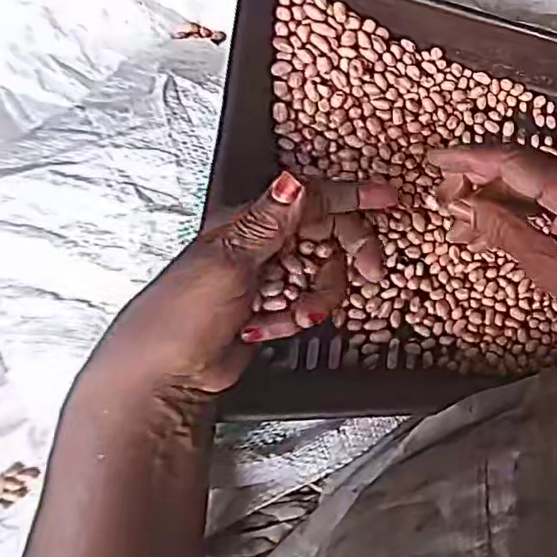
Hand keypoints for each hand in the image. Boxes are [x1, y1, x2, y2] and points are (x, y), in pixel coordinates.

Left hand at [85, 170, 396, 395]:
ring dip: (318, 299)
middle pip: (330, 239)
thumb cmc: (181, 316)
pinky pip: (311, 302)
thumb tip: (294, 179)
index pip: (313, 201)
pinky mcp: (276, 304)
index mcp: (251, 224)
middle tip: (372, 274)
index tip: (390, 199)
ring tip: (293, 317)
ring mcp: (271, 275)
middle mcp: (265, 244)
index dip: (354, 197)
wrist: (165, 377)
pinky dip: (297, 317)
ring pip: (326, 276)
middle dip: (347, 261)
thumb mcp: (230, 262)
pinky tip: (268, 328)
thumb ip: (270, 220)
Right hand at [425, 145, 556, 353]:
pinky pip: (537, 190)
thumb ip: (502, 230)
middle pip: (514, 163)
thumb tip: (462, 206)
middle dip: (474, 180)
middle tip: (443, 203)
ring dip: (488, 197)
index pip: (512, 161)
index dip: (469, 160)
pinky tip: (483, 225)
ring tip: (458, 224)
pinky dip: (510, 205)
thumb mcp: (545, 264)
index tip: (435, 160)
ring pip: (522, 177)